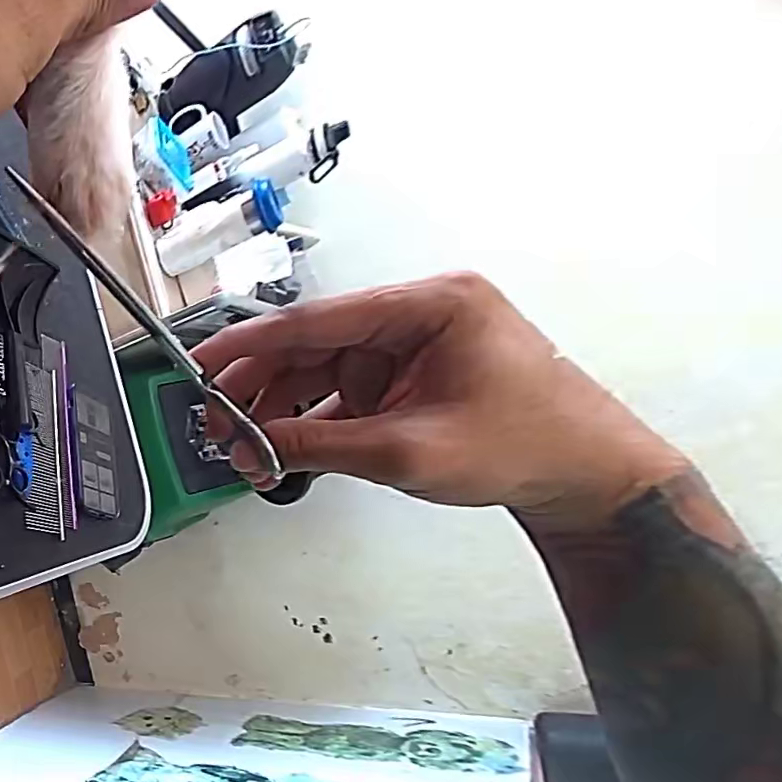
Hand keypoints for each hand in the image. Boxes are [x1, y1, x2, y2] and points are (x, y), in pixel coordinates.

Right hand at [196, 272, 690, 530]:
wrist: (581, 475)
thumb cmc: (524, 445)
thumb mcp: (406, 451)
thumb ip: (318, 445)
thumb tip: (251, 447)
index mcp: (428, 306)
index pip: (313, 320)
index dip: (247, 344)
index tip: (201, 364)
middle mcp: (412, 318)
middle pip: (307, 346)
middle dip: (256, 389)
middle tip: (217, 425)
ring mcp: (405, 350)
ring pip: (315, 374)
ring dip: (276, 413)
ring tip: (245, 451)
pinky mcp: (400, 381)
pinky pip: (335, 397)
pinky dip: (305, 424)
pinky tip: (279, 450)